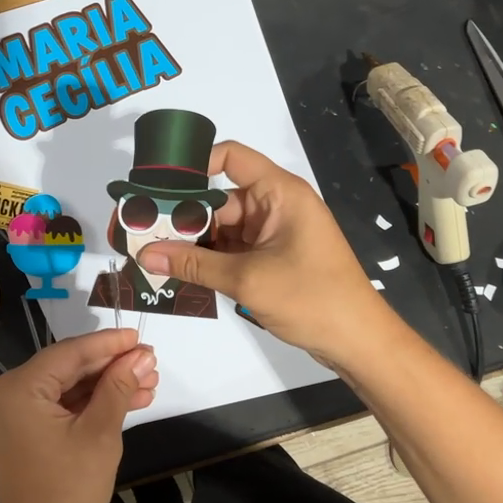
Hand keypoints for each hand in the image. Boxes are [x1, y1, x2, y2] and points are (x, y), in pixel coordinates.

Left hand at [0, 328, 157, 502]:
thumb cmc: (68, 491)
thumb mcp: (100, 434)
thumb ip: (118, 388)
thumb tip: (141, 357)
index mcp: (18, 387)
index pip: (69, 352)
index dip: (108, 343)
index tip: (138, 336)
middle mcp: (10, 390)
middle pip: (69, 366)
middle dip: (112, 365)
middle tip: (150, 361)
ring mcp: (16, 409)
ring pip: (69, 385)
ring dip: (107, 384)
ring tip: (149, 381)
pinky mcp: (26, 426)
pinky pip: (62, 403)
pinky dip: (92, 402)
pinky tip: (130, 399)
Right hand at [138, 141, 389, 365]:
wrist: (361, 344)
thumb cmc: (312, 298)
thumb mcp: (246, 280)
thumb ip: (193, 265)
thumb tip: (144, 253)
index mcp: (279, 193)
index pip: (231, 157)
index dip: (195, 163)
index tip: (159, 184)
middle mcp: (275, 206)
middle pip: (218, 199)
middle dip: (183, 215)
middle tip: (141, 228)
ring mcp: (274, 233)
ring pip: (221, 227)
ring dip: (192, 241)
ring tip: (150, 251)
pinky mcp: (272, 258)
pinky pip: (231, 248)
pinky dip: (208, 258)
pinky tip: (177, 269)